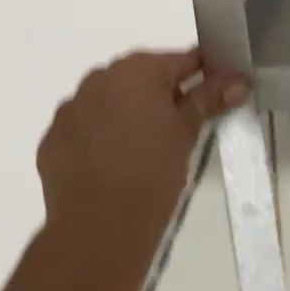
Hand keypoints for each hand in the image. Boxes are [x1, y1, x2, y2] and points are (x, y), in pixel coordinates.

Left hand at [35, 49, 247, 244]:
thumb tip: (238, 79)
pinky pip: (82, 130)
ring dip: (124, 116)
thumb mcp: (187, 132)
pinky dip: (96, 140)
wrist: (98, 229)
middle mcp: (99, 77)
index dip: (201, 75)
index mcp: (137, 68)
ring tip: (140, 153)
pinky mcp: (51, 140)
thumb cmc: (152, 172)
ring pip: (108, 103)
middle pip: (140, 79)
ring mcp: (70, 108)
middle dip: (158, 97)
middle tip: (176, 131)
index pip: (180, 61)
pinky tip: (109, 167)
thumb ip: (210, 97)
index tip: (214, 93)